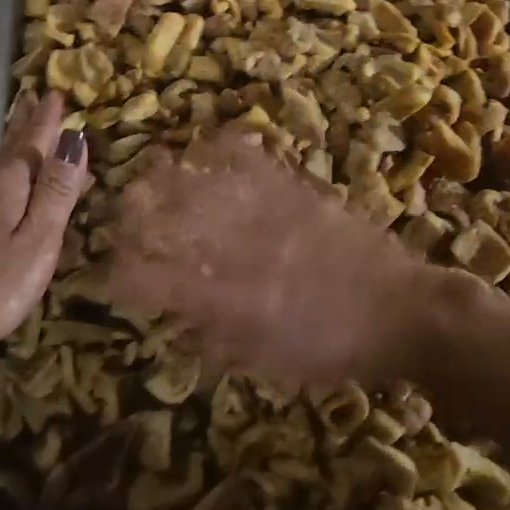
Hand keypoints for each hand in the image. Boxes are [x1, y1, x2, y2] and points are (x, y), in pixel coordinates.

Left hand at [0, 90, 89, 402]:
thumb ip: (57, 191)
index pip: (33, 139)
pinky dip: (8, 171)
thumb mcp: (37, 242)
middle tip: (37, 97)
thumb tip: (74, 136)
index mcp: (6, 182)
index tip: (56, 88)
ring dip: (17, 144)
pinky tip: (8, 183)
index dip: (48, 117)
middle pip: (11, 146)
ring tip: (27, 127)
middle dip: (27, 122)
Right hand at [105, 126, 464, 388]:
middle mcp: (241, 251)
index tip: (105, 275)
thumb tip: (172, 322)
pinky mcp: (294, 188)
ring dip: (163, 178)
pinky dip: (219, 148)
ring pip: (199, 183)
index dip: (120, 277)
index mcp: (231, 302)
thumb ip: (213, 341)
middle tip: (117, 217)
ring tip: (145, 175)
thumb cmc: (335, 351)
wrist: (404, 311)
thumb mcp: (268, 363)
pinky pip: (247, 157)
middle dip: (131, 217)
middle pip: (167, 221)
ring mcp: (268, 213)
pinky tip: (202, 145)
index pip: (156, 283)